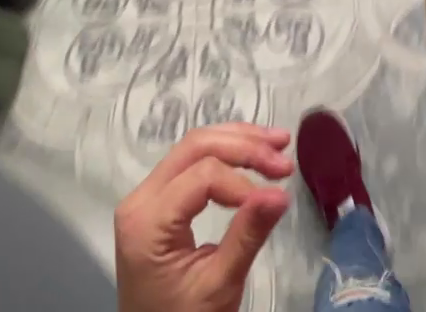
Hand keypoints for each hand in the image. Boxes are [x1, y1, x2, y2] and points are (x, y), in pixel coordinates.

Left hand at [116, 123, 293, 311]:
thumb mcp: (219, 286)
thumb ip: (247, 236)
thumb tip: (281, 194)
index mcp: (148, 221)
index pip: (202, 175)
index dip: (243, 180)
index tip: (277, 197)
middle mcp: (141, 198)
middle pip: (196, 147)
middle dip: (245, 145)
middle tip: (284, 157)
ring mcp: (147, 195)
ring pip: (196, 145)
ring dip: (239, 140)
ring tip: (279, 143)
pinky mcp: (159, 199)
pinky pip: (192, 160)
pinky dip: (227, 152)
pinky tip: (254, 153)